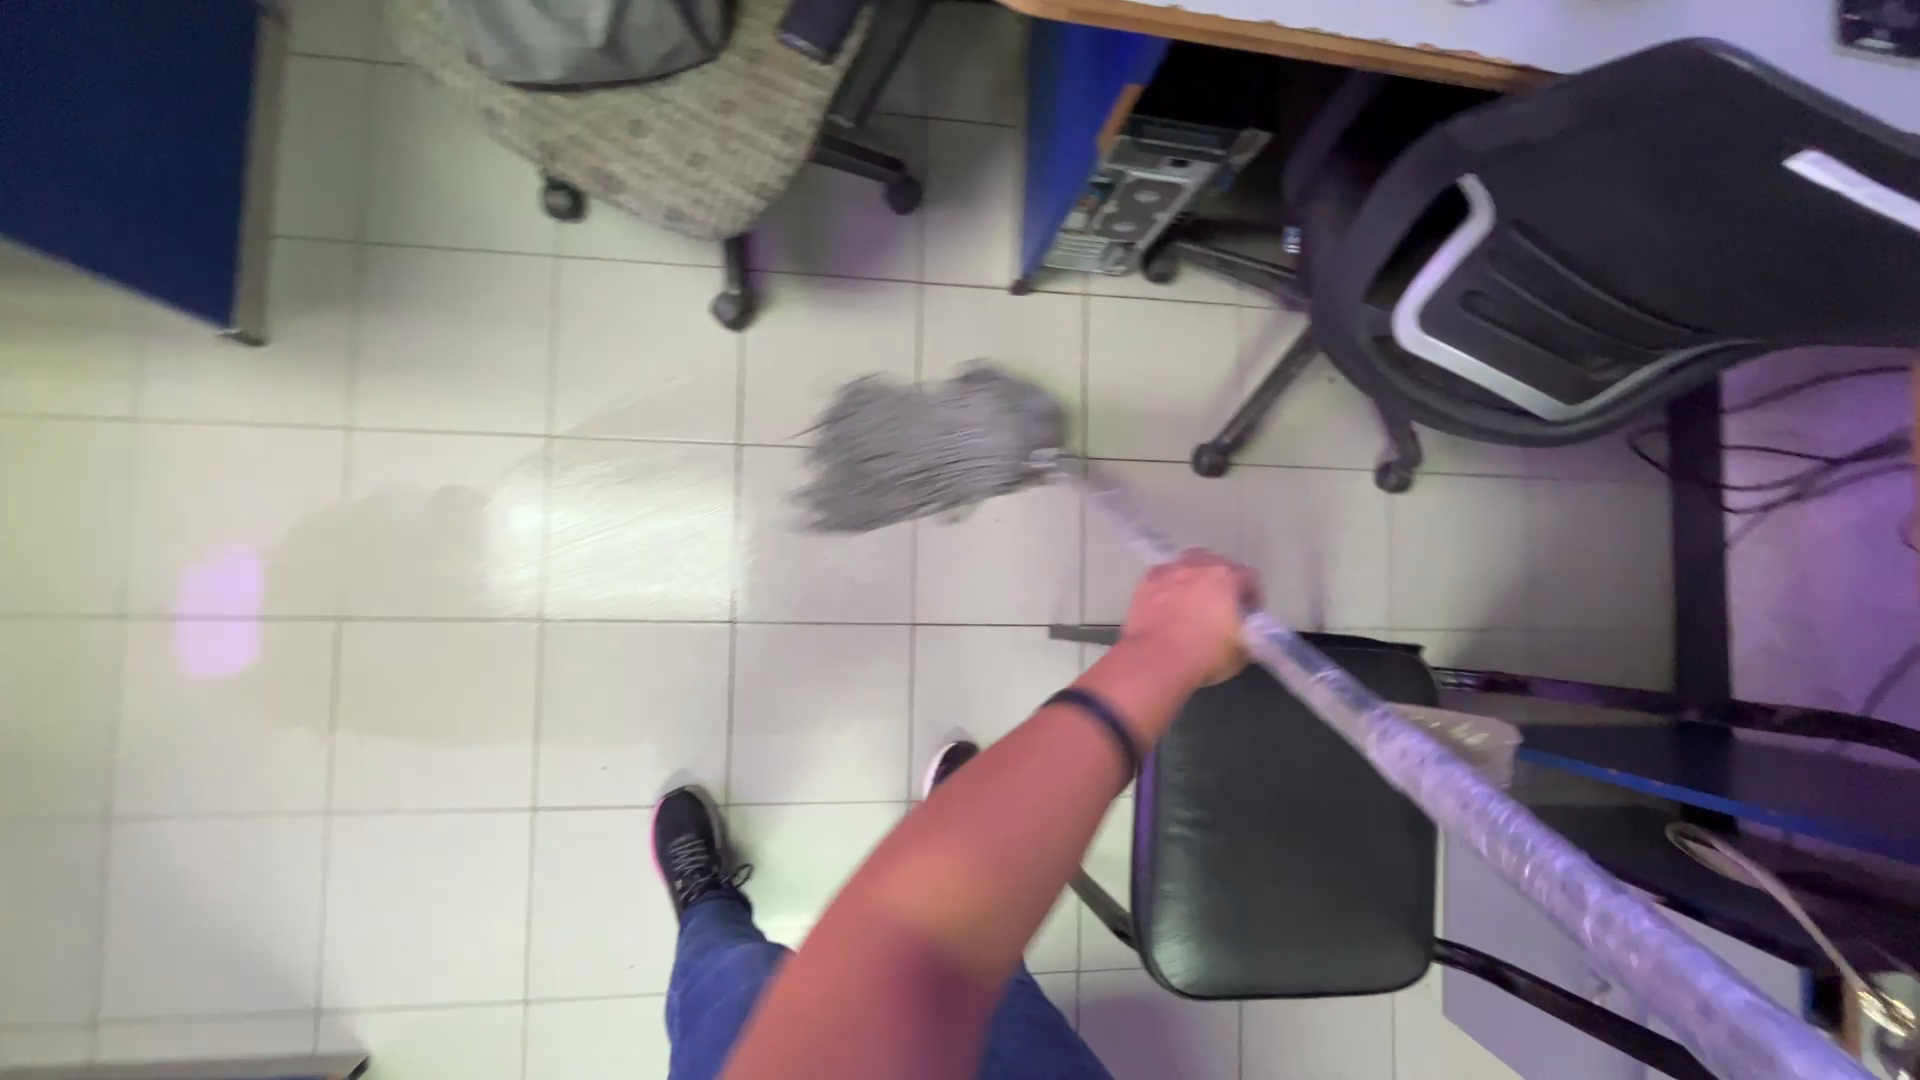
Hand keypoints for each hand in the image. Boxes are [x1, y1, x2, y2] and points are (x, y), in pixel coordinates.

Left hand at [1119, 549, 1259, 688]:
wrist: (1155, 660)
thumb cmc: (1204, 655)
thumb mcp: (1243, 649)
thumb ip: (1249, 630)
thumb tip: (1242, 627)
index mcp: (1226, 577)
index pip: (1249, 576)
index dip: (1251, 597)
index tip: (1247, 616)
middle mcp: (1197, 566)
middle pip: (1217, 563)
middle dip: (1223, 581)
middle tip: (1220, 605)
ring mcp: (1168, 572)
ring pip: (1188, 563)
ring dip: (1195, 577)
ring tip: (1193, 600)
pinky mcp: (1145, 583)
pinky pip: (1163, 576)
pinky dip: (1169, 585)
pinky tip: (1168, 602)